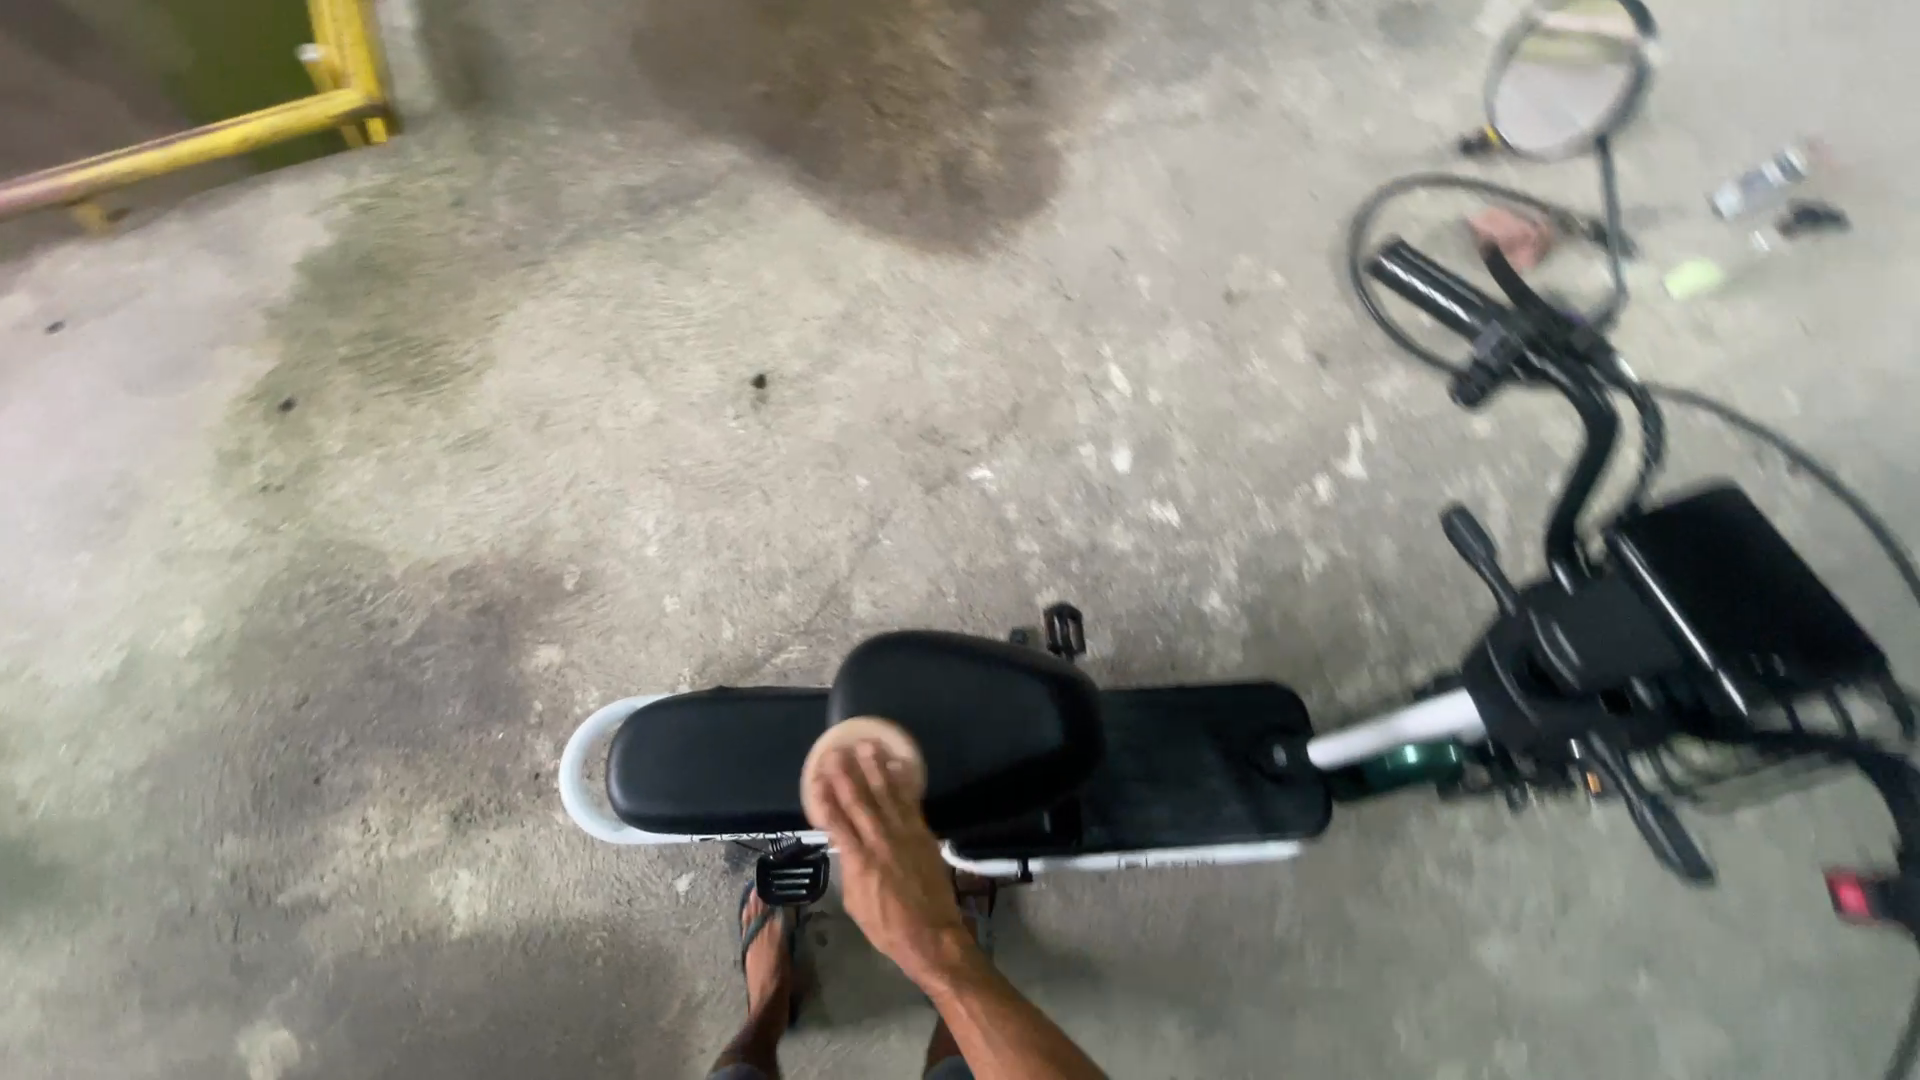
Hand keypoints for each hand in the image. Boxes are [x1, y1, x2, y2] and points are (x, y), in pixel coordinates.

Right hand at [807, 742, 976, 988]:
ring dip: (874, 768)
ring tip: (866, 746)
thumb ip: (849, 868)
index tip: (816, 778)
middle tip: (836, 751)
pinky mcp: (922, 833)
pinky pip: (911, 801)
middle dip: (845, 774)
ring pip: (886, 794)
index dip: (825, 797)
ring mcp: (904, 834)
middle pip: (859, 800)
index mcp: (858, 861)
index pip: (836, 821)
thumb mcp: (854, 902)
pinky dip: (903, 781)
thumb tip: (846, 847)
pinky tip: (897, 764)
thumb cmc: (887, 926)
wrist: (931, 933)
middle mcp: (879, 841)